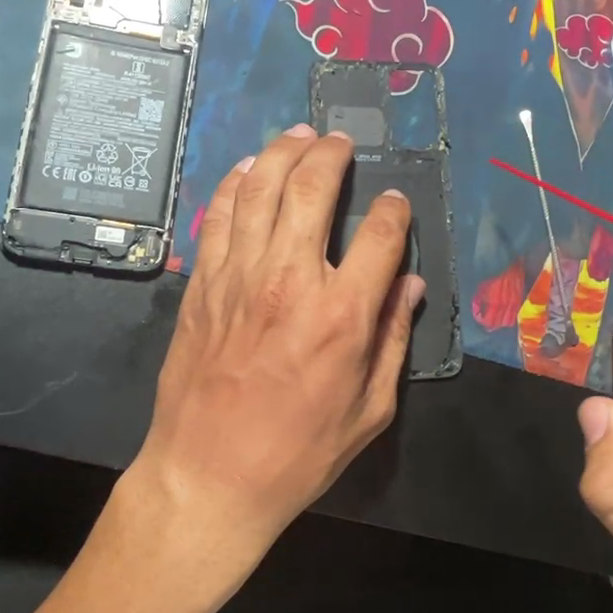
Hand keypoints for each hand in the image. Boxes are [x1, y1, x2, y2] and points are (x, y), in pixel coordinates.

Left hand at [130, 124, 422, 557]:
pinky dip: (233, 184)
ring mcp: (238, 276)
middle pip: (312, 190)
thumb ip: (391, 340)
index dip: (394, 210)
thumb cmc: (297, 454)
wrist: (208, 476)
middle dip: (332, 155)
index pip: (380, 236)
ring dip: (281, 153)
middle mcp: (290, 280)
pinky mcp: (202, 284)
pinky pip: (218, 217)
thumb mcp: (368, 411)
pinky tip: (246, 169)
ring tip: (298, 136)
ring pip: (259, 189)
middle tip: (340, 141)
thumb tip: (409, 286)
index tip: (395, 202)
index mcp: (342, 315)